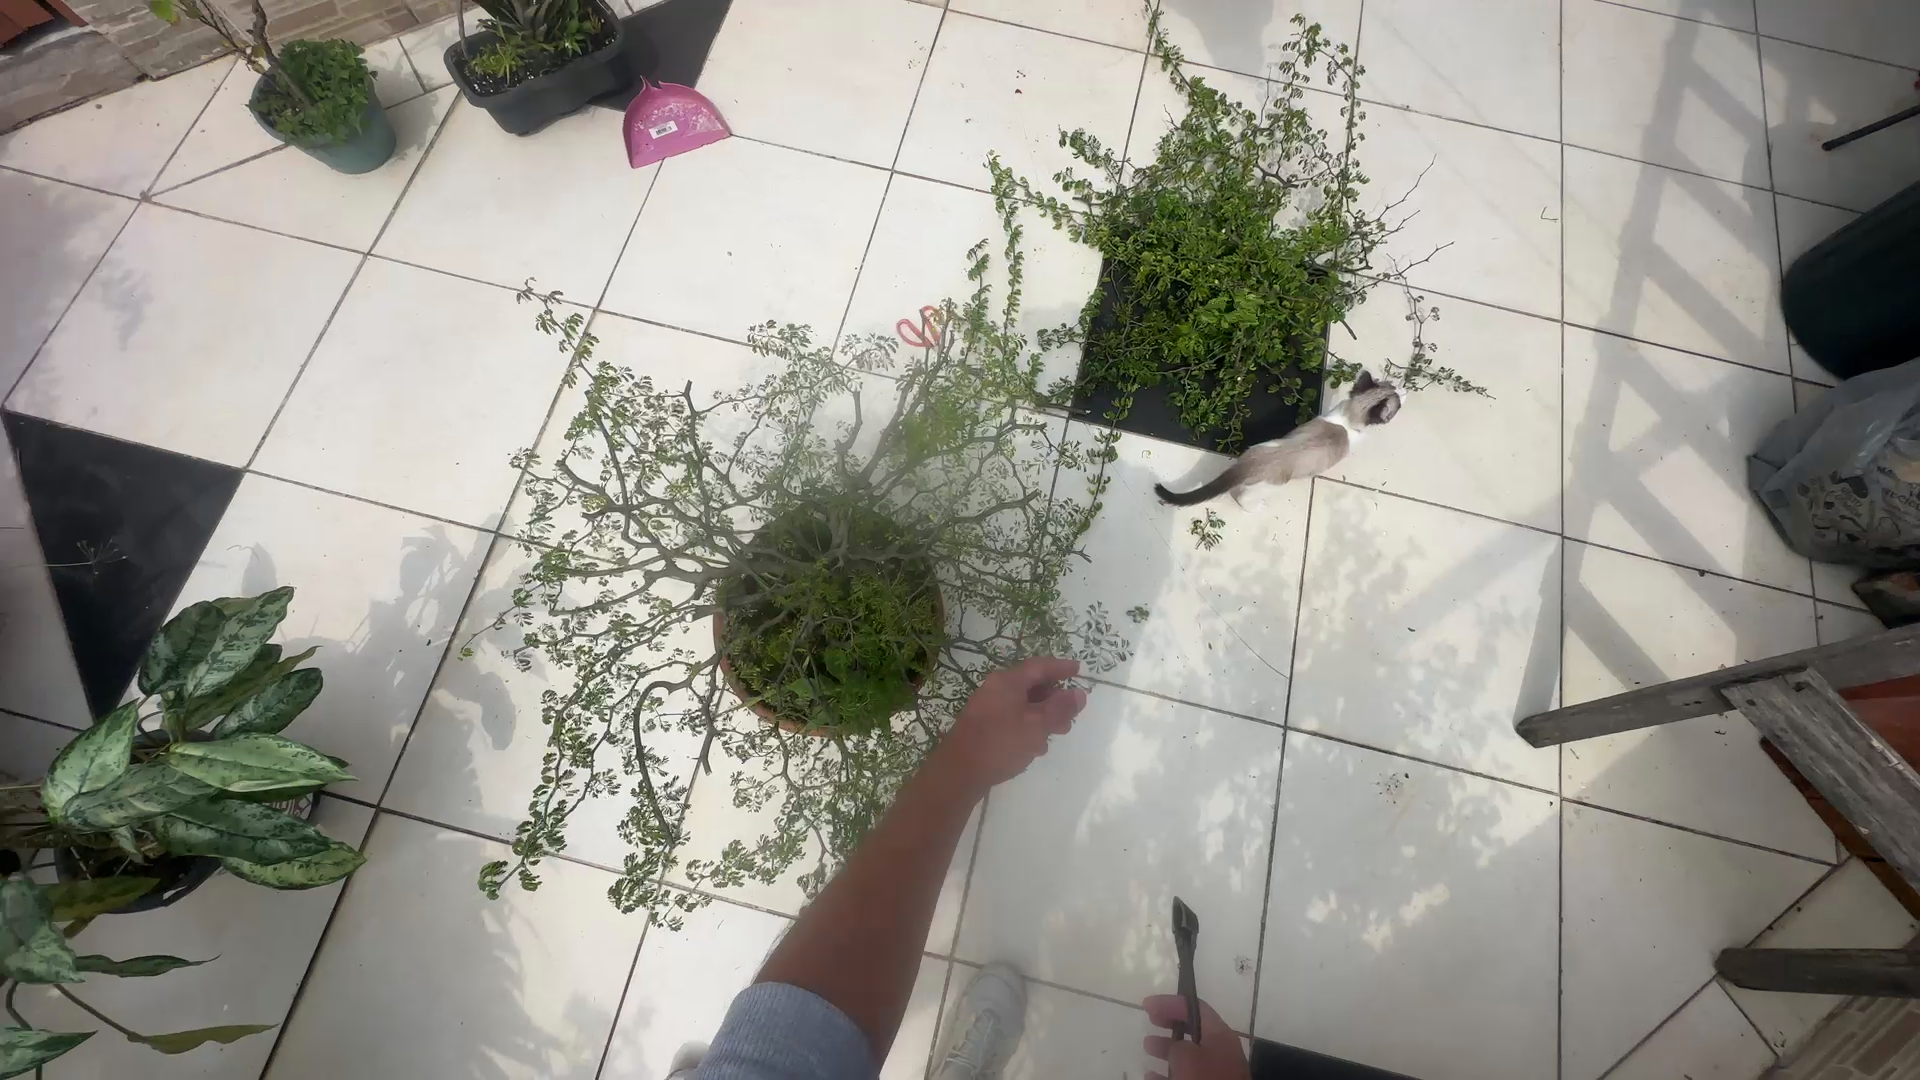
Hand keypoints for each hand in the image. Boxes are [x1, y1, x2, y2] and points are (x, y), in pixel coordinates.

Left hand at [934, 656, 1086, 794]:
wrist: (958, 772)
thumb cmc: (1000, 743)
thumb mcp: (1036, 725)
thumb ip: (1059, 708)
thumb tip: (1079, 693)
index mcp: (1008, 681)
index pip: (1039, 666)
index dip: (1060, 667)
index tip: (1078, 670)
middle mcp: (995, 689)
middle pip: (1031, 685)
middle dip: (1054, 698)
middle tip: (1072, 713)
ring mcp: (987, 707)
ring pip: (1022, 704)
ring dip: (1043, 715)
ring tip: (1059, 732)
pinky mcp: (983, 726)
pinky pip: (1012, 718)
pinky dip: (1028, 726)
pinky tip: (1036, 746)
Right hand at [1143, 995, 1249, 1079]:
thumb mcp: (1185, 1056)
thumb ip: (1177, 1044)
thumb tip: (1176, 1048)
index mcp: (1220, 1034)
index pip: (1195, 1006)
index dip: (1170, 1002)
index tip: (1147, 1006)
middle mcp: (1221, 1051)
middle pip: (1192, 1029)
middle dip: (1169, 1024)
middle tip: (1150, 1020)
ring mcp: (1218, 1073)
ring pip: (1189, 1054)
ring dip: (1166, 1050)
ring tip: (1147, 1048)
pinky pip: (1188, 1076)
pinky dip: (1169, 1074)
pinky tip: (1152, 1076)